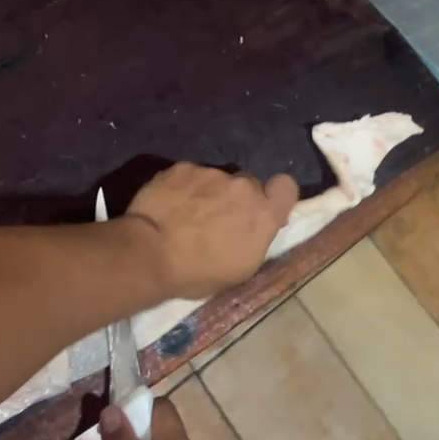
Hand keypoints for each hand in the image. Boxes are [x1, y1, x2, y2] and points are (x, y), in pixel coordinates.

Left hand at [125, 163, 297, 298]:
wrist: (151, 252)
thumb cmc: (198, 272)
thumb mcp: (241, 268)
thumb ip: (255, 237)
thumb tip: (255, 224)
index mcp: (262, 215)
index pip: (286, 186)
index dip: (275, 194)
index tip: (261, 206)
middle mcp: (241, 187)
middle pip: (247, 184)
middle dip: (236, 197)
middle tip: (217, 217)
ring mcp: (210, 173)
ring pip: (215, 178)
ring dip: (207, 191)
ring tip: (187, 212)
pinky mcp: (182, 167)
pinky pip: (190, 174)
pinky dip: (183, 185)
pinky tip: (169, 202)